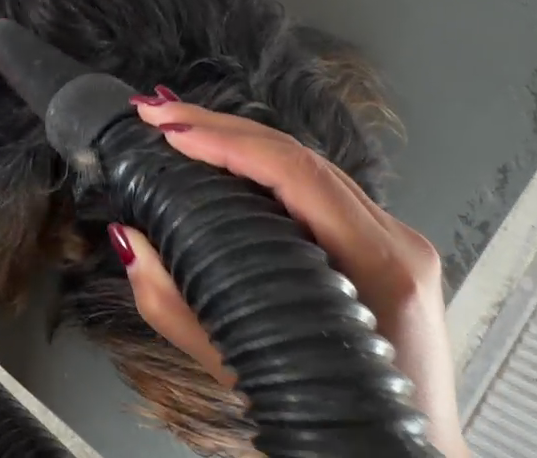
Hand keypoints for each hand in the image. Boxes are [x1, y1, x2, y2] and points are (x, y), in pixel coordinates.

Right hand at [110, 98, 471, 457]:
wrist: (408, 451)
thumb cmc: (338, 417)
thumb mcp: (245, 369)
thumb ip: (176, 307)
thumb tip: (128, 241)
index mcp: (378, 268)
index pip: (297, 175)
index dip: (228, 144)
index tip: (171, 133)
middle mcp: (394, 241)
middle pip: (298, 156)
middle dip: (217, 126)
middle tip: (153, 113)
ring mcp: (392, 238)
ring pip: (305, 161)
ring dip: (234, 136)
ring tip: (173, 123)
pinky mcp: (379, 240)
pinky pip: (311, 182)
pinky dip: (256, 159)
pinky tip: (217, 149)